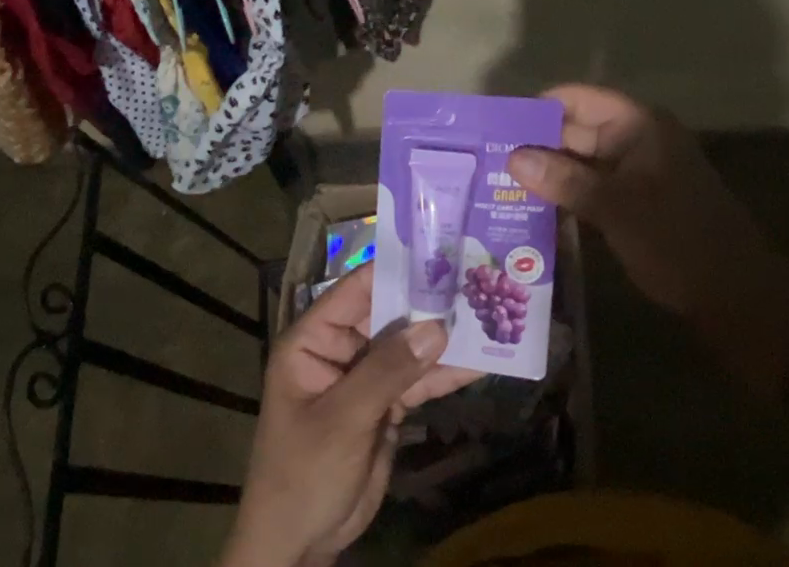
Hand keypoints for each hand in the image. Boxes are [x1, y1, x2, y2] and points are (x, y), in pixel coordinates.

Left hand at [219, 265, 480, 566]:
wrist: (298, 542)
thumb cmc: (303, 472)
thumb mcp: (343, 419)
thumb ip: (388, 371)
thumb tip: (437, 326)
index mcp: (313, 340)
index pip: (356, 290)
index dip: (396, 269)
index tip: (441, 251)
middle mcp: (340, 349)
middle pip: (390, 314)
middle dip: (430, 302)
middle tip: (478, 279)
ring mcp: (365, 377)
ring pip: (410, 347)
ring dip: (445, 338)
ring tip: (491, 315)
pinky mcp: (385, 405)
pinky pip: (418, 381)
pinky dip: (447, 374)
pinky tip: (482, 362)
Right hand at [508, 84, 770, 313]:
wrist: (737, 296)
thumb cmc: (678, 241)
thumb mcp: (616, 209)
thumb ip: (565, 180)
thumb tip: (513, 157)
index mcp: (640, 126)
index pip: (579, 99)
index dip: (538, 109)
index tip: (495, 129)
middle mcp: (638, 141)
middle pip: (576, 131)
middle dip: (536, 146)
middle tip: (486, 164)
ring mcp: (639, 173)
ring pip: (582, 163)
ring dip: (548, 174)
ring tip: (497, 188)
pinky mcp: (637, 204)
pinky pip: (593, 189)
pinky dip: (567, 196)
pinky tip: (532, 213)